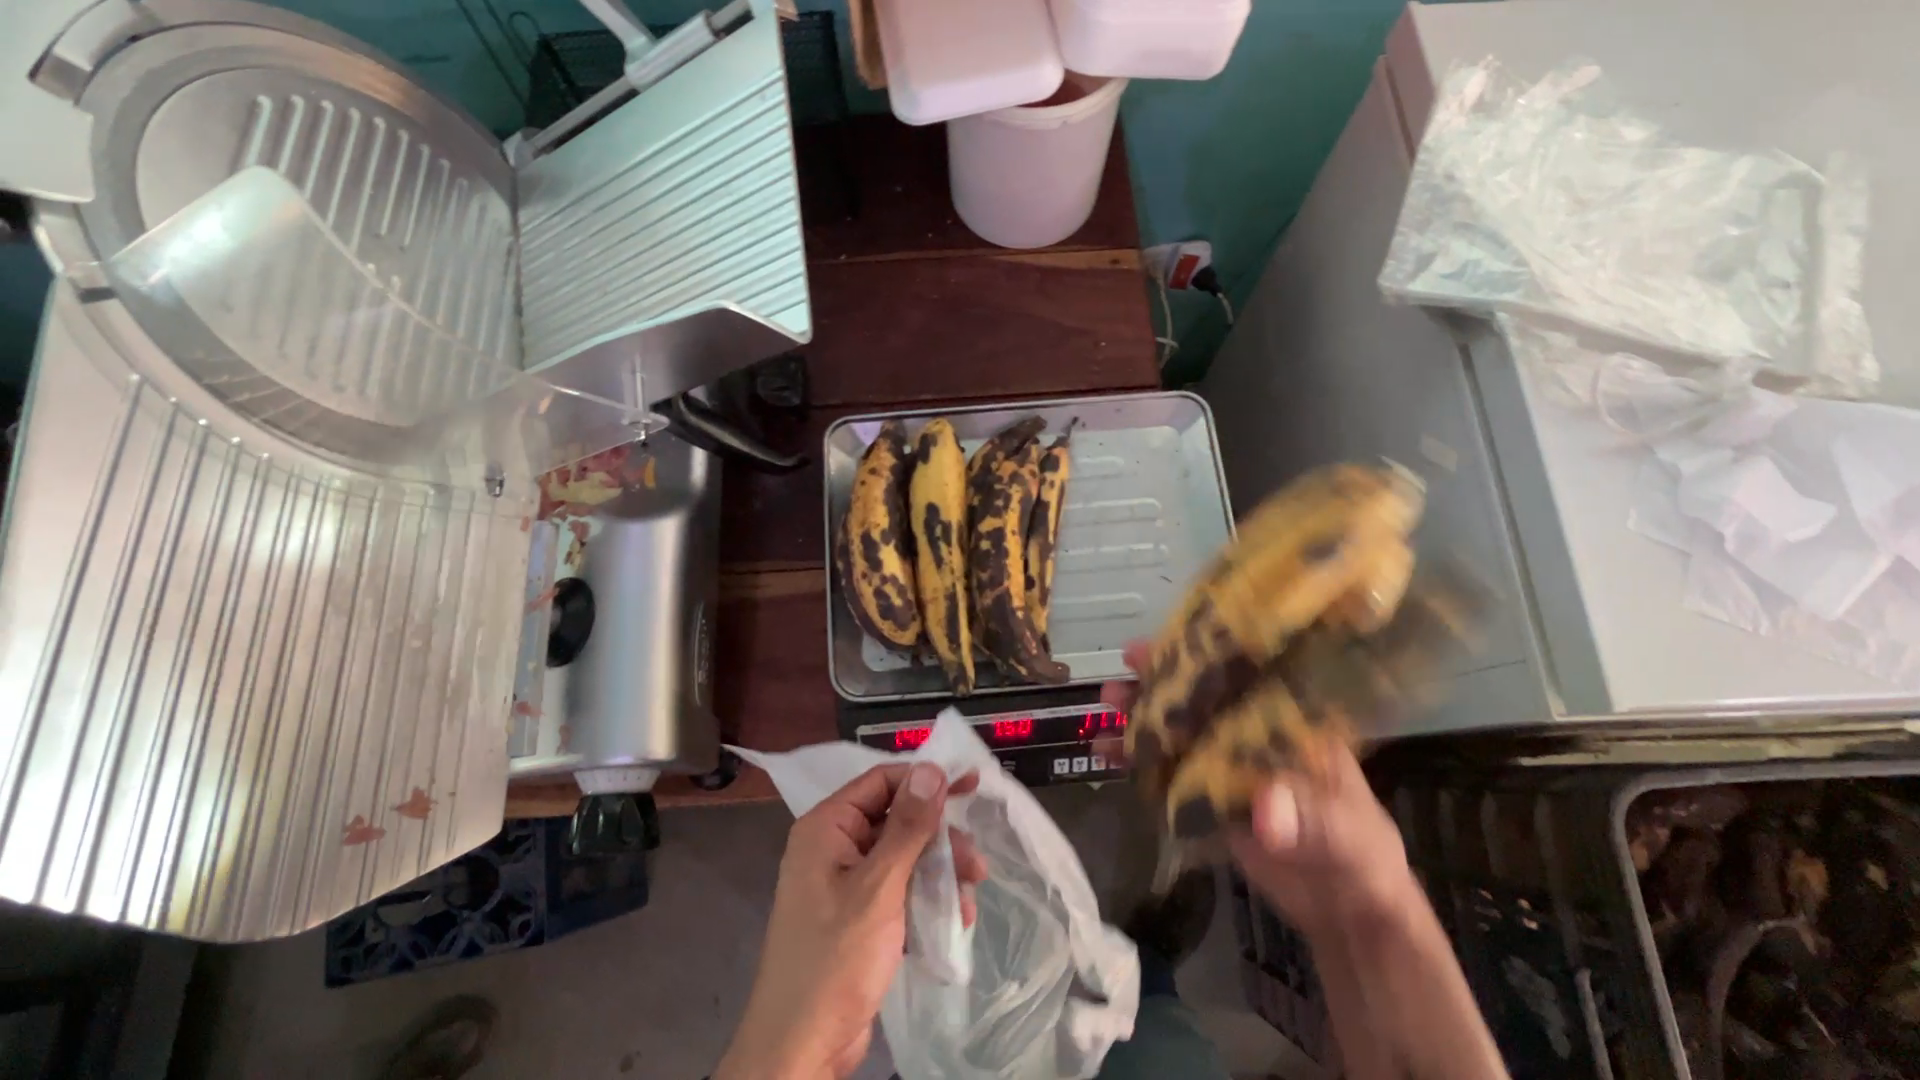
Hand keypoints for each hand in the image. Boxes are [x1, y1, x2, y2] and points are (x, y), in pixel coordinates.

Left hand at [717, 763, 986, 1079]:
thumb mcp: (878, 887)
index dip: (925, 780)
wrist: (801, 1044)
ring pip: (903, 859)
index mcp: (827, 828)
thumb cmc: (835, 957)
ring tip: (969, 895)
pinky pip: (898, 892)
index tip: (970, 784)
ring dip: (939, 872)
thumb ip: (907, 827)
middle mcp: (833, 848)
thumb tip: (931, 769)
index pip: (881, 782)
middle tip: (975, 861)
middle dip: (939, 838)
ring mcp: (844, 886)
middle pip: (896, 821)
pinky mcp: (858, 918)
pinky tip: (954, 919)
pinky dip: (926, 900)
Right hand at [1098, 645, 1418, 940]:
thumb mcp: (1346, 836)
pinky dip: (1137, 762)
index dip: (1209, 655)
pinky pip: (1166, 774)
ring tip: (1103, 709)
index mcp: (1294, 726)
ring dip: (1142, 718)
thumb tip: (1266, 808)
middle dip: (1161, 683)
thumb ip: (1310, 821)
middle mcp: (1255, 736)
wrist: (1347, 913)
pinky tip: (1106, 754)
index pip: (1249, 676)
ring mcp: (1228, 768)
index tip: (1173, 641)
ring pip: (1178, 732)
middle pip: (1202, 699)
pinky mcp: (1207, 800)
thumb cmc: (1361, 857)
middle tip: (1122, 671)